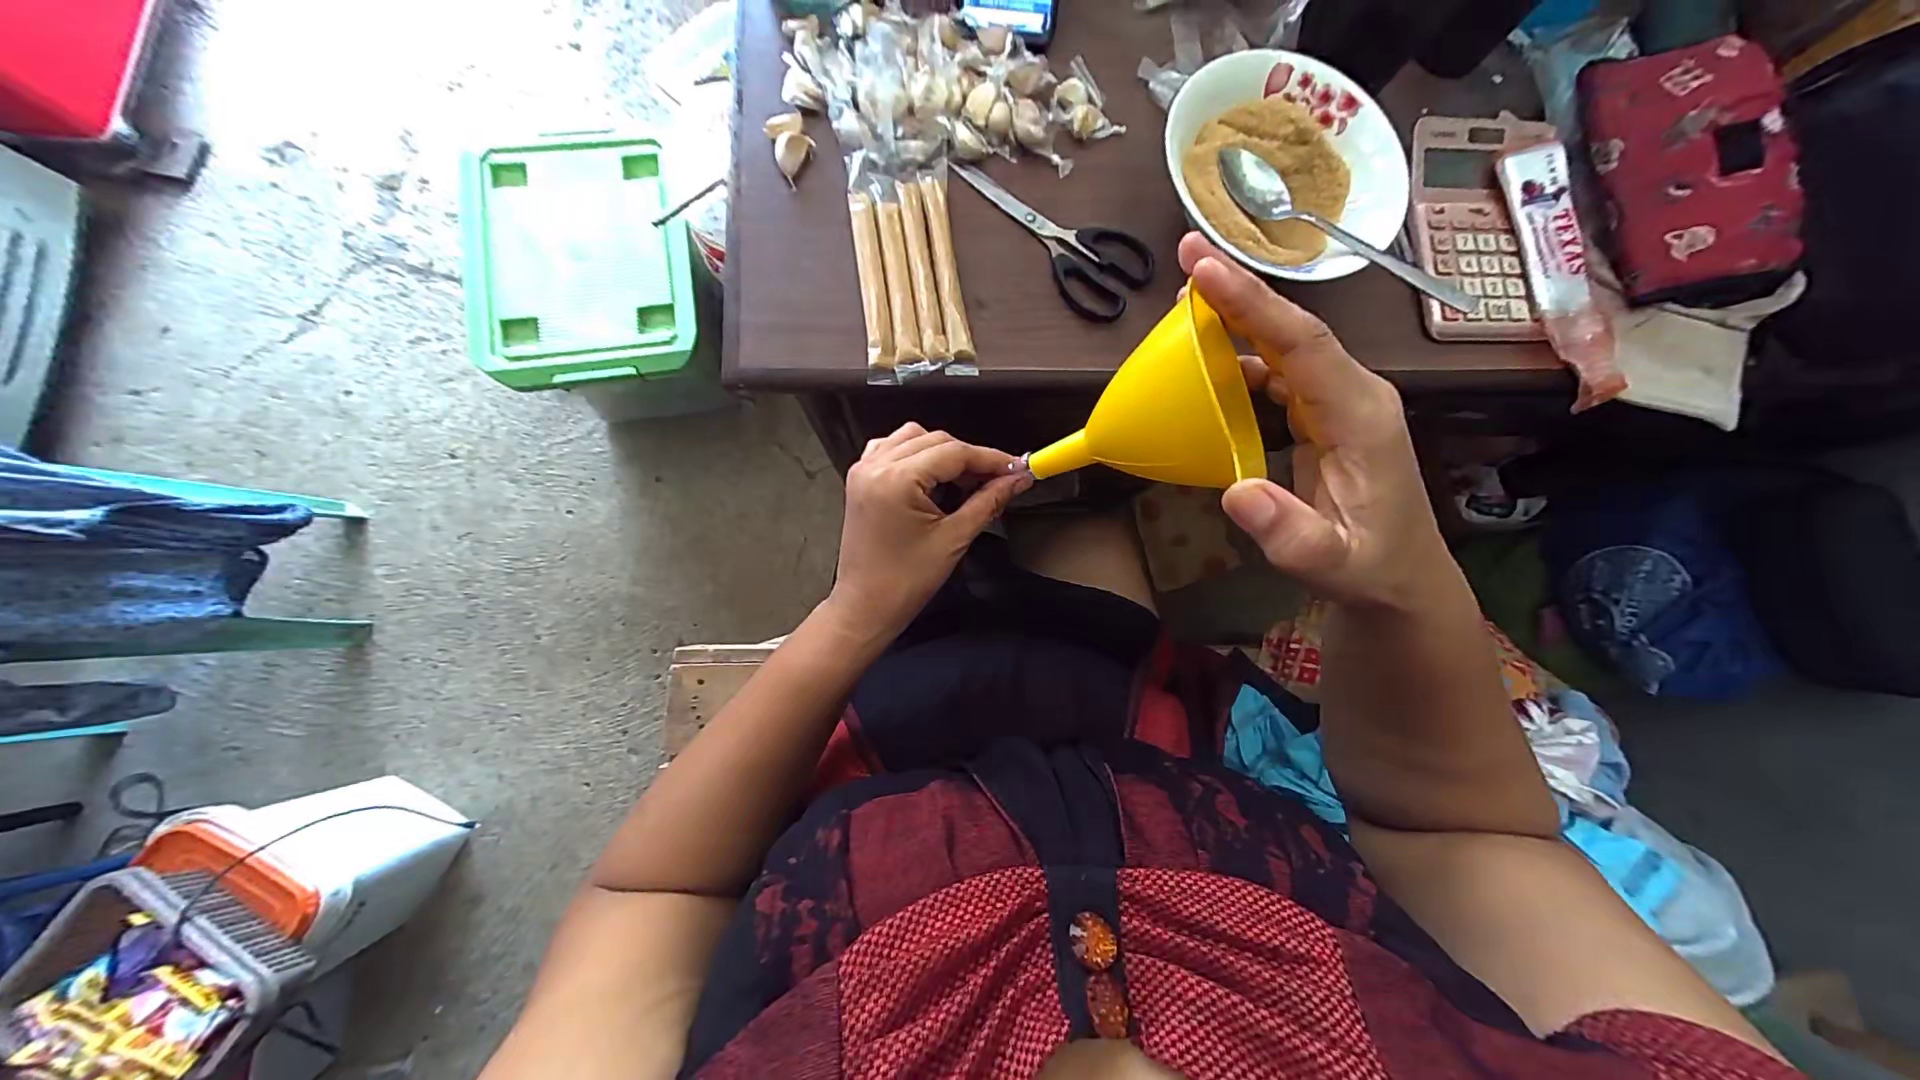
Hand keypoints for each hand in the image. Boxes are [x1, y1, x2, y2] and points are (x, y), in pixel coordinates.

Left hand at [822, 423, 1030, 642]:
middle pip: (936, 440)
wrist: (866, 606)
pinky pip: (892, 449)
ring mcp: (865, 472)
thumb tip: (1015, 480)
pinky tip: (933, 476)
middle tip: (999, 478)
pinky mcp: (861, 480)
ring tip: (966, 479)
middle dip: (971, 456)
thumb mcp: (954, 538)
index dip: (991, 459)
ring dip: (944, 452)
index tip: (1016, 468)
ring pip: (914, 438)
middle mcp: (876, 468)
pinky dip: (917, 454)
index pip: (955, 452)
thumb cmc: (901, 582)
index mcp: (896, 480)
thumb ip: (988, 501)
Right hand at [1180, 233, 1452, 610]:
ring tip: (1187, 299)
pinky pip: (1278, 371)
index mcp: (1359, 416)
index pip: (1303, 344)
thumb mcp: (1328, 562)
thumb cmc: (1368, 567)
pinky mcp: (1323, 414)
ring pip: (1284, 344)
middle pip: (1293, 329)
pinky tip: (1209, 356)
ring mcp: (1339, 401)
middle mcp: (1353, 394)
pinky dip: (1241, 355)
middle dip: (1241, 291)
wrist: (1400, 578)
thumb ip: (1289, 532)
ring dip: (1237, 318)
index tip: (1205, 269)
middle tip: (1188, 256)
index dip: (1253, 304)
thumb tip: (1237, 492)